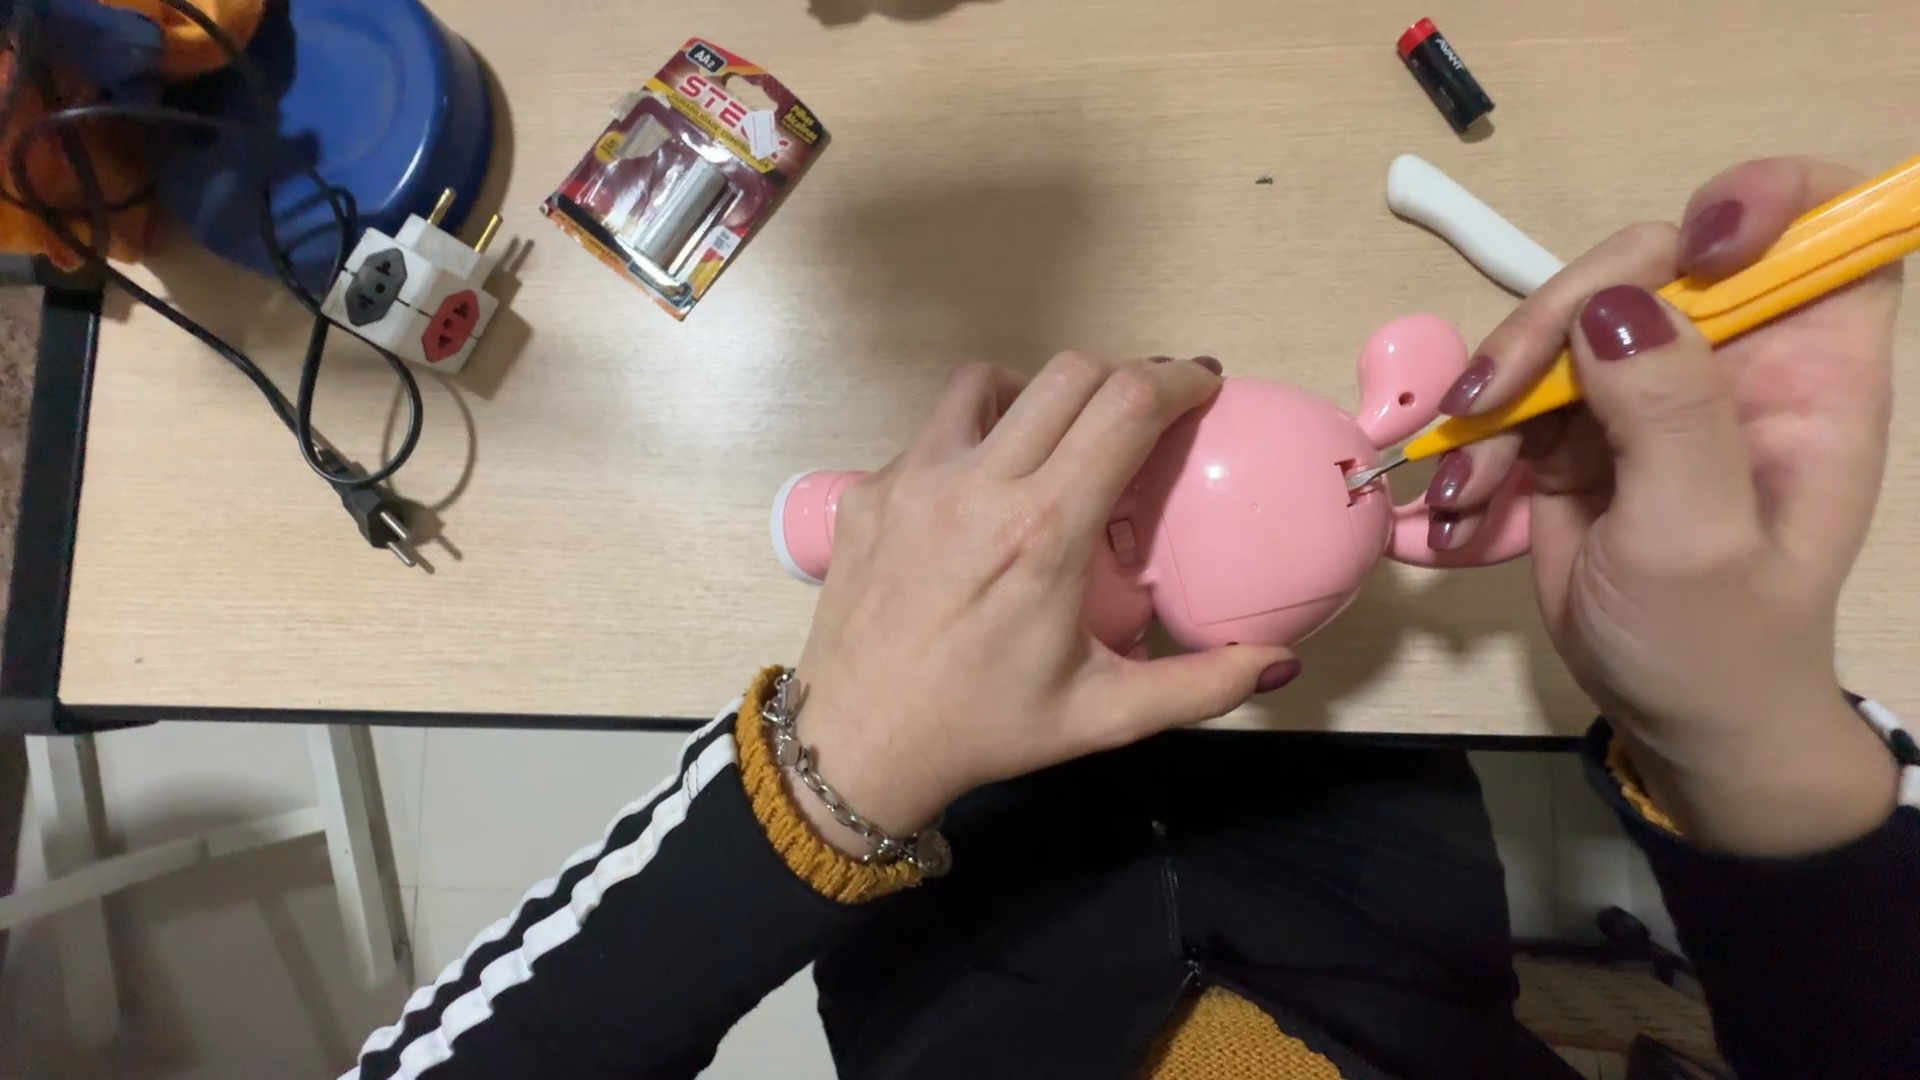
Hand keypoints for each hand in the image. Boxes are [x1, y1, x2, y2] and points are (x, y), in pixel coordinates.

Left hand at [789, 354, 1298, 850]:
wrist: (857, 743)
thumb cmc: (983, 730)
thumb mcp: (1102, 716)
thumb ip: (1200, 687)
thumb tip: (1278, 658)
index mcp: (1042, 533)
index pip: (1125, 407)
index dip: (1176, 380)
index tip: (1200, 387)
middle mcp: (974, 487)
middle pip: (1067, 373)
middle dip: (1122, 375)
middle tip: (1141, 413)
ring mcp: (909, 480)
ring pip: (986, 381)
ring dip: (1036, 391)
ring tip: (1053, 436)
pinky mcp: (867, 491)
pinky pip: (931, 433)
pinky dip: (972, 437)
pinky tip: (977, 491)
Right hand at [1429, 157, 1901, 855]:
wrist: (1666, 706)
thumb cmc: (1712, 634)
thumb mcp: (1694, 534)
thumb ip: (1668, 415)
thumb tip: (1616, 303)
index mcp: (1800, 377)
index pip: (1814, 235)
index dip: (1759, 204)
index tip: (1690, 248)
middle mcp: (1716, 368)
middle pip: (1632, 277)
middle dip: (1546, 328)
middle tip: (1486, 404)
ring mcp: (1630, 402)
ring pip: (1547, 341)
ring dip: (1488, 404)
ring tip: (1463, 488)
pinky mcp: (1566, 439)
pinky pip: (1504, 408)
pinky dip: (1468, 453)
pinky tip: (1456, 507)